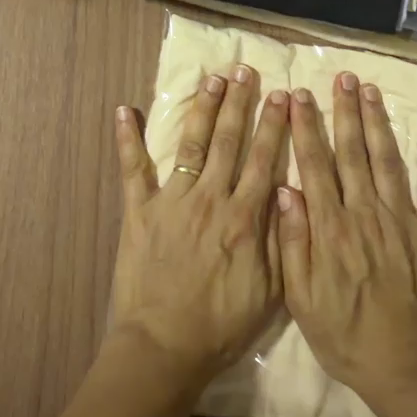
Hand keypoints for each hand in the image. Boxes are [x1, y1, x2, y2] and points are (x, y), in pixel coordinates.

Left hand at [108, 65, 291, 382]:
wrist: (165, 346)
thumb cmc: (221, 325)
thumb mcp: (270, 290)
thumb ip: (281, 239)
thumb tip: (291, 192)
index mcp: (244, 217)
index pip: (264, 159)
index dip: (274, 125)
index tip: (284, 95)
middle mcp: (209, 198)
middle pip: (227, 140)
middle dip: (239, 102)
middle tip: (245, 70)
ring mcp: (171, 200)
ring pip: (190, 144)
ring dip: (201, 108)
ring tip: (211, 79)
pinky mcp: (138, 211)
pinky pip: (132, 169)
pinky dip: (127, 138)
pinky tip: (125, 109)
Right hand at [276, 72, 416, 399]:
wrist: (403, 365)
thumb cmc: (343, 334)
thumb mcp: (300, 298)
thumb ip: (293, 241)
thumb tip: (284, 189)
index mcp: (330, 227)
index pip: (314, 164)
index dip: (306, 127)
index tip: (298, 95)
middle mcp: (365, 213)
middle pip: (352, 152)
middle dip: (344, 112)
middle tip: (340, 77)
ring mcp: (402, 221)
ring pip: (388, 161)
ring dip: (378, 123)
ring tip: (371, 90)